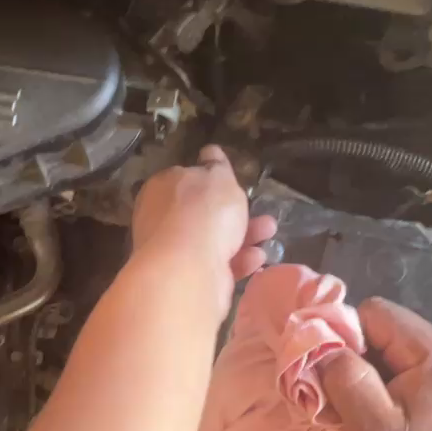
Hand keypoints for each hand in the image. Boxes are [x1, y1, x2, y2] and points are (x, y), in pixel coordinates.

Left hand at [131, 145, 276, 281]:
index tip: (231, 185)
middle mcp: (162, 219)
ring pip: (213, 239)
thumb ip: (217, 166)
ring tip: (270, 230)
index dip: (209, 181)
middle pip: (201, 212)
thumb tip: (209, 152)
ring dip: (244, 234)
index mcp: (162, 188)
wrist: (187, 270)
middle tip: (259, 209)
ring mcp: (173, 252)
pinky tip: (258, 257)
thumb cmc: (202, 213)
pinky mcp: (188, 278)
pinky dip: (238, 260)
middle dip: (233, 211)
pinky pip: (217, 265)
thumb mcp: (217, 177)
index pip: (184, 179)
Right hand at [319, 299, 431, 430]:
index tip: (333, 371)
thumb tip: (322, 346)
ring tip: (366, 410)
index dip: (344, 335)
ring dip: (374, 373)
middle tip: (345, 397)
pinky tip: (389, 414)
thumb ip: (345, 379)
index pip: (374, 312)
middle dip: (357, 356)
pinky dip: (394, 383)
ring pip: (397, 348)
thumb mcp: (374, 426)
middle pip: (386, 329)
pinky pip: (414, 365)